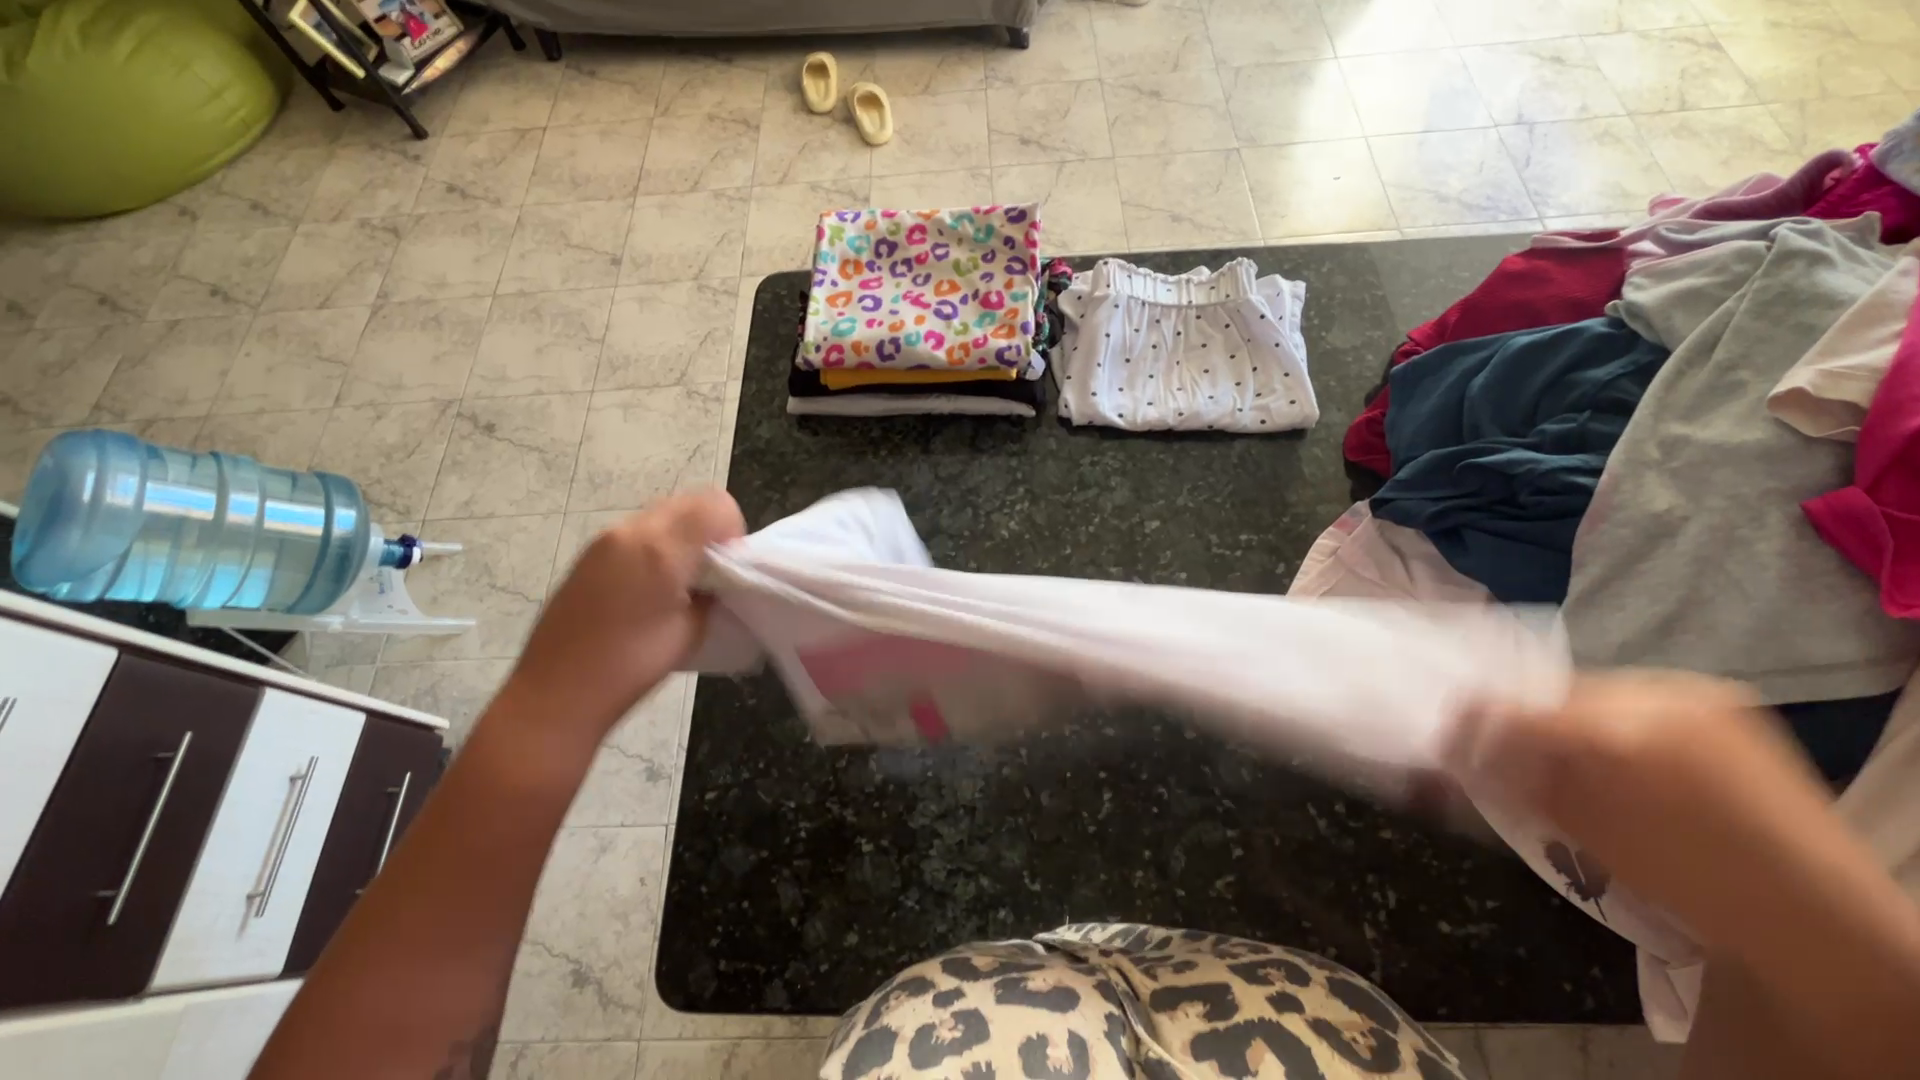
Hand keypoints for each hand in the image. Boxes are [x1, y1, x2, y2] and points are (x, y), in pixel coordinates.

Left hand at [498, 491, 745, 744]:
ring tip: (677, 586)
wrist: (557, 692)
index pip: (717, 505)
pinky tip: (648, 592)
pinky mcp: (589, 554)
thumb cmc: (631, 667)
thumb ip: (712, 593)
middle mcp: (632, 531)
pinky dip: (655, 548)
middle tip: (708, 578)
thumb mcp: (691, 632)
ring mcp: (605, 539)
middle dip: (709, 531)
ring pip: (662, 515)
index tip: (728, 571)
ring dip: (681, 538)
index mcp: (662, 549)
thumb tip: (717, 580)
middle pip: (689, 502)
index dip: (733, 532)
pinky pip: (636, 533)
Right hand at [1449, 670, 1839, 951]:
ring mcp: (1696, 692)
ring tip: (1557, 748)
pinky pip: (1639, 695)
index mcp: (1617, 734)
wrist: (1813, 911)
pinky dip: (1612, 716)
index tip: (1444, 736)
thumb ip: (1516, 782)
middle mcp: (1656, 694)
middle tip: (1497, 744)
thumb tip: (1461, 752)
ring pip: (1595, 690)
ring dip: (1566, 715)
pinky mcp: (1724, 700)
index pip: (1516, 709)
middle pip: (1553, 691)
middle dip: (1519, 717)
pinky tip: (1610, 745)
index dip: (1472, 721)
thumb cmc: (1686, 882)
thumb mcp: (1582, 833)